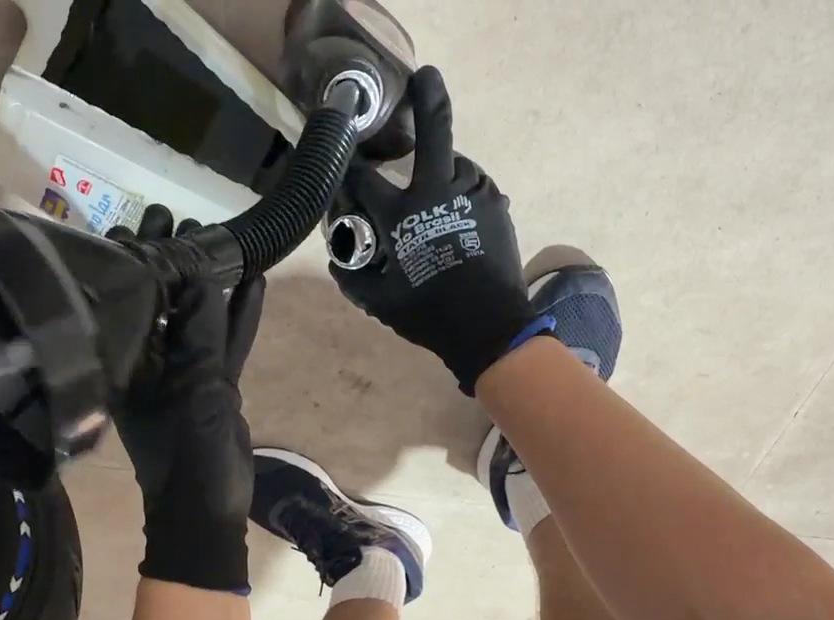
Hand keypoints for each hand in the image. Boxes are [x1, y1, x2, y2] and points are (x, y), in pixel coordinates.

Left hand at [108, 206, 265, 592]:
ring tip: (214, 237)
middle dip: (171, 264)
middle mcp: (147, 365)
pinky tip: (253, 283)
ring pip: (195, 320)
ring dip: (206, 284)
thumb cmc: (186, 449)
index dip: (137, 261)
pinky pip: (225, 343)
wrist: (208, 507)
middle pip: (159, 303)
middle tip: (178, 218)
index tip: (147, 223)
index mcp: (125, 365)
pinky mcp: (212, 386)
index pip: (127, 301)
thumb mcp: (193, 383)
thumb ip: (199, 328)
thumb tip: (200, 270)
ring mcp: (182, 376)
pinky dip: (237, 317)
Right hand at [330, 66, 538, 394]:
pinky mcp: (497, 206)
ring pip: (456, 165)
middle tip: (424, 78)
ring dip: (442, 172)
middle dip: (427, 99)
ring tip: (436, 194)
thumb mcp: (380, 302)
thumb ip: (353, 278)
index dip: (349, 169)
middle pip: (433, 132)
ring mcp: (474, 194)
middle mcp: (439, 191)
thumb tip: (336, 262)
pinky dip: (462, 196)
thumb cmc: (429, 315)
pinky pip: (474, 189)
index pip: (365, 179)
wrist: (490, 327)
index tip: (341, 162)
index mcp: (403, 214)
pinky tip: (457, 218)